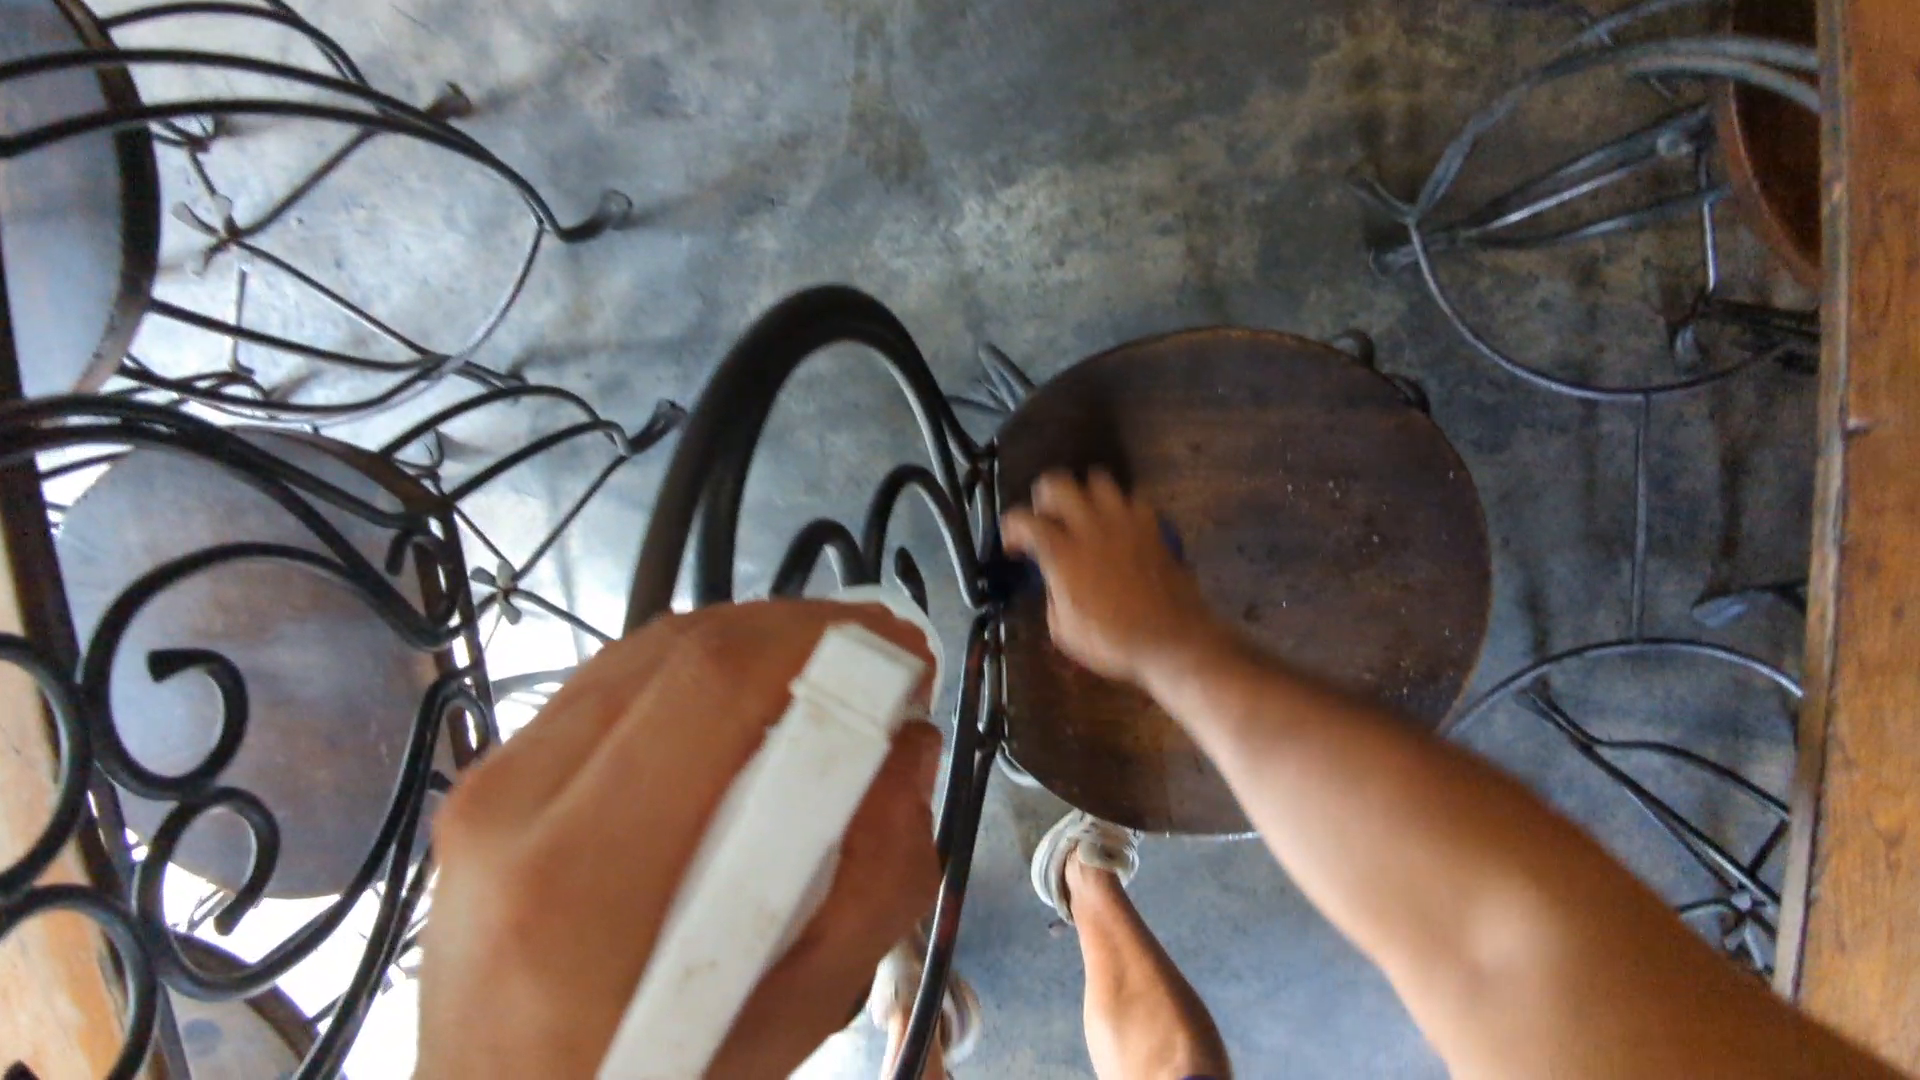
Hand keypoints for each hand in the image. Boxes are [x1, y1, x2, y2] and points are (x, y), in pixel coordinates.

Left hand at [417, 601, 943, 1078]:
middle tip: (883, 658)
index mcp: (581, 882)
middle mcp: (518, 802)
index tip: (902, 655)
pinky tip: (755, 695)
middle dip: (807, 632)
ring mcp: (495, 777)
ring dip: (761, 641)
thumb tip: (908, 749)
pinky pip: (623, 678)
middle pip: (687, 649)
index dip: (823, 642)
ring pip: (655, 648)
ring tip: (831, 670)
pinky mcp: (499, 770)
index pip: (713, 688)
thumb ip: (877, 883)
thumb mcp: (796, 1020)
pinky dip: (707, 666)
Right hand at [1000, 469, 1224, 686]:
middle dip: (1044, 496)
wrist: (1171, 641)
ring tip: (1083, 516)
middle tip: (1046, 518)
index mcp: (1063, 555)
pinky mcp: (1151, 527)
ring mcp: (1124, 523)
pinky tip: (1118, 527)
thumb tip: (1055, 581)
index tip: (1013, 545)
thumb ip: (1052, 595)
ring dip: (1084, 495)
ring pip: (1097, 481)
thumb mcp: (1064, 630)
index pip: (1024, 520)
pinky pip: (1133, 499)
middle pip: (1058, 484)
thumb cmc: (1113, 642)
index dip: (1011, 528)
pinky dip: (1121, 508)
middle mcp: (1091, 529)